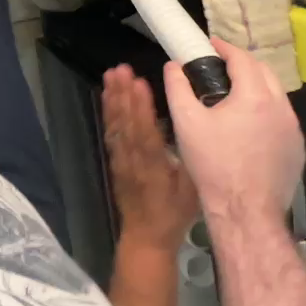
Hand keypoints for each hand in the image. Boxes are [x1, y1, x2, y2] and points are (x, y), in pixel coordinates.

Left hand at [103, 64, 199, 252]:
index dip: (141, 108)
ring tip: (111, 74)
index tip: (139, 83)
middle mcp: (133, 160)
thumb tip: (198, 132)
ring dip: (113, 98)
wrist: (146, 236)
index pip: (145, 133)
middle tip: (121, 69)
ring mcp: (121, 159)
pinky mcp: (115, 159)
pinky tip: (108, 96)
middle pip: (126, 123)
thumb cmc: (174, 215)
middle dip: (123, 94)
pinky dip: (109, 111)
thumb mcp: (191, 192)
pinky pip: (111, 131)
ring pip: (115, 124)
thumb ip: (191, 162)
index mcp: (154, 168)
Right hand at [164, 39, 302, 228]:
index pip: (242, 58)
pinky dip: (265, 110)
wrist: (245, 211)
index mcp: (255, 96)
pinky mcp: (297, 150)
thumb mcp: (185, 121)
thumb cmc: (213, 163)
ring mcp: (293, 130)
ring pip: (276, 95)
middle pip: (264, 72)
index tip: (209, 45)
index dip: (224, 48)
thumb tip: (174, 65)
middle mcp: (281, 108)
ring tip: (231, 95)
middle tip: (218, 67)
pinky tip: (247, 126)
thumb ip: (178, 86)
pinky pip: (281, 118)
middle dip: (242, 64)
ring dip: (255, 86)